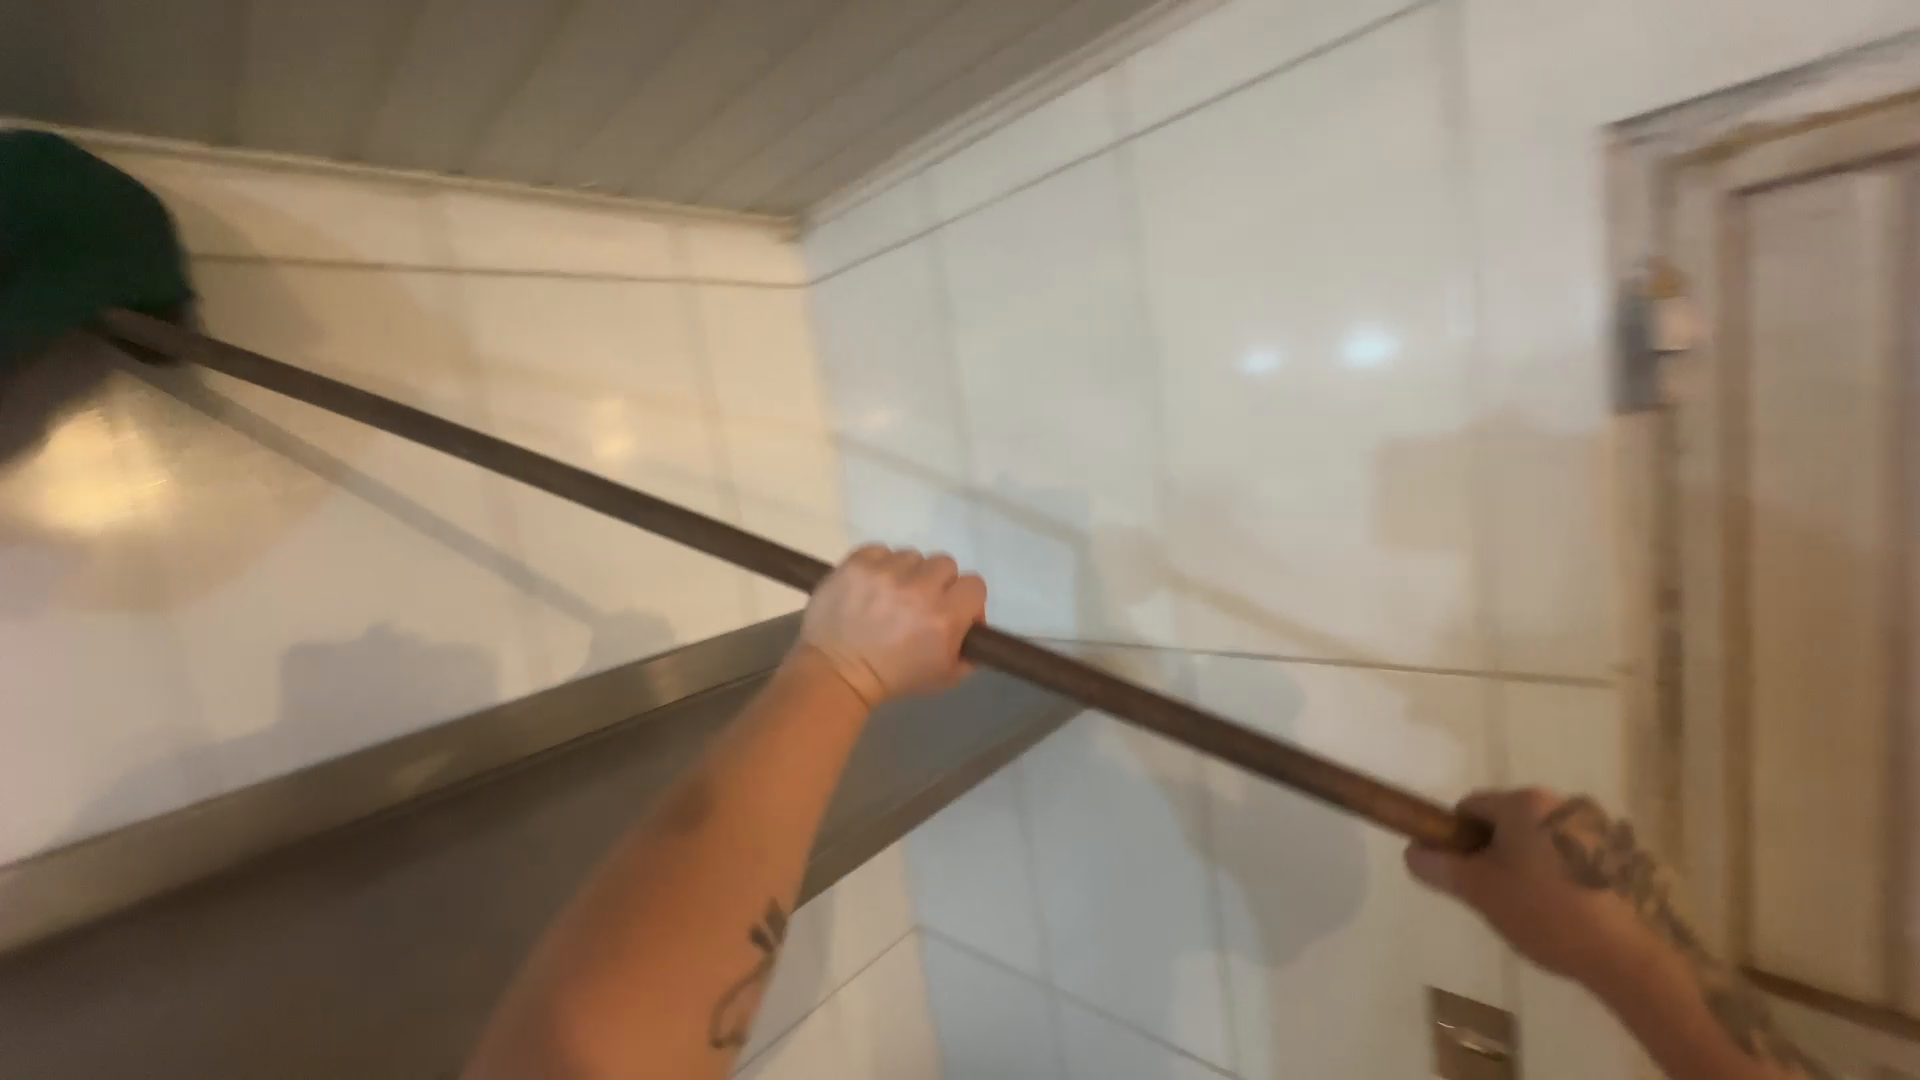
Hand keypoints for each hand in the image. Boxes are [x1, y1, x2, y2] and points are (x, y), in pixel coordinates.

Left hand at [796, 545, 986, 706]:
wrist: (835, 673)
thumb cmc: (893, 679)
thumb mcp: (946, 676)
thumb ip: (970, 650)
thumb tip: (973, 625)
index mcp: (944, 616)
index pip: (975, 584)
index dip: (966, 598)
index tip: (952, 611)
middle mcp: (918, 588)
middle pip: (945, 563)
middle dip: (936, 582)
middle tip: (920, 602)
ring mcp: (885, 572)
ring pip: (911, 555)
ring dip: (906, 573)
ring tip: (891, 594)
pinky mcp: (857, 563)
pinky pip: (880, 550)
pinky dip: (878, 565)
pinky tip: (871, 585)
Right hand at [1405, 789, 1675, 992]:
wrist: (1633, 962)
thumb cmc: (1545, 913)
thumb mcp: (1477, 890)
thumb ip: (1437, 865)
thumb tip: (1413, 851)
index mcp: (1526, 802)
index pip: (1471, 807)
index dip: (1458, 839)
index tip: (1465, 872)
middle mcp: (1565, 804)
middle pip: (1509, 822)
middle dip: (1498, 852)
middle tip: (1499, 893)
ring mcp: (1603, 831)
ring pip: (1544, 840)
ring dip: (1532, 864)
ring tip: (1538, 908)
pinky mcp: (1629, 860)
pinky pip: (1577, 858)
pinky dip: (1566, 876)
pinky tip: (1572, 912)